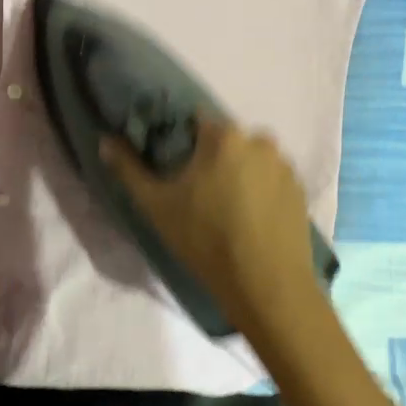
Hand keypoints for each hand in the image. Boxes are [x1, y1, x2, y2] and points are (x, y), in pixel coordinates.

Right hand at [101, 118, 313, 330]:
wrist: (268, 286)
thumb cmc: (205, 238)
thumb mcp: (155, 204)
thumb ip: (127, 167)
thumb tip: (105, 140)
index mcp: (223, 137)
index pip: (194, 119)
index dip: (177, 137)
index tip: (168, 160)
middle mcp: (259, 142)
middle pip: (224, 139)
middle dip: (208, 155)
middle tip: (192, 186)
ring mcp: (285, 167)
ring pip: (248, 159)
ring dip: (234, 171)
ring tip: (220, 204)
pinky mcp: (300, 192)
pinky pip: (269, 179)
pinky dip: (256, 189)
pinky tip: (245, 216)